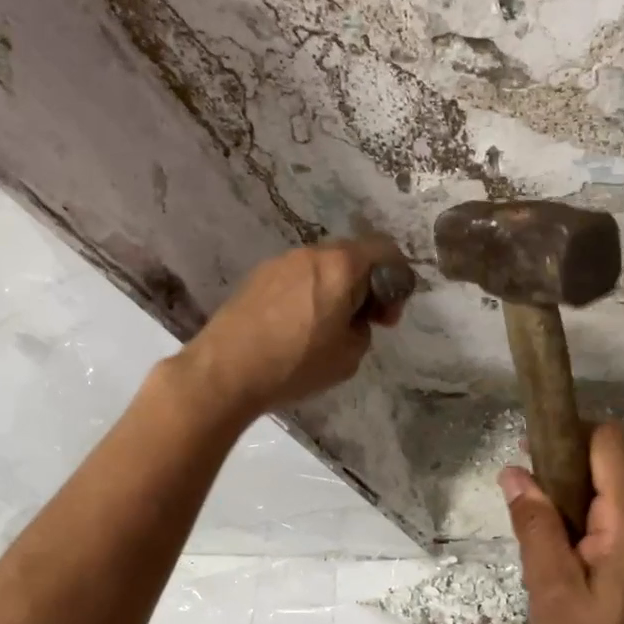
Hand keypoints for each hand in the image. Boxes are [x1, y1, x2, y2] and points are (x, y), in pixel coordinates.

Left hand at [175, 240, 405, 417]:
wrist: (225, 371)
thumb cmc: (295, 364)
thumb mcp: (349, 356)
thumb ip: (364, 328)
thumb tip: (354, 318)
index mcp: (341, 265)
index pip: (386, 251)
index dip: (398, 281)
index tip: (387, 317)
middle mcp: (311, 253)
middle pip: (353, 256)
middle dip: (366, 285)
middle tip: (363, 322)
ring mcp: (279, 262)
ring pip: (322, 267)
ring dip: (335, 290)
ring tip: (326, 328)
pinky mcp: (257, 277)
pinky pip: (296, 277)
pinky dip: (308, 294)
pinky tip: (297, 328)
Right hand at [500, 422, 623, 623]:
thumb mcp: (552, 590)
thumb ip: (535, 526)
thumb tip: (515, 472)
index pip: (608, 441)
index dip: (568, 432)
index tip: (529, 449)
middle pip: (605, 463)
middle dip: (560, 472)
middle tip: (524, 507)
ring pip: (605, 491)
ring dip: (567, 502)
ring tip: (539, 544)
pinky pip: (612, 517)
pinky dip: (581, 523)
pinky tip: (560, 561)